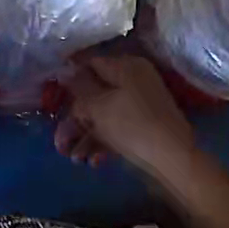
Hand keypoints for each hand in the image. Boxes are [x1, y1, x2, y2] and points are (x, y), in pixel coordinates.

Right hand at [55, 54, 199, 182]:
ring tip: (73, 158)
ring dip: (86, 135)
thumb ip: (78, 87)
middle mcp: (134, 80)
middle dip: (75, 118)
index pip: (90, 63)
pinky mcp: (146, 126)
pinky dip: (103, 142)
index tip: (53, 96)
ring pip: (104, 113)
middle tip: (60, 141)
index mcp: (125, 66)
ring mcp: (142, 104)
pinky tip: (92, 162)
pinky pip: (118, 127)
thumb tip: (64, 71)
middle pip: (95, 93)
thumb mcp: (98, 105)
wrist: (175, 163)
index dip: (69, 79)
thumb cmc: (132, 126)